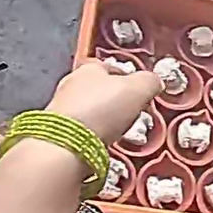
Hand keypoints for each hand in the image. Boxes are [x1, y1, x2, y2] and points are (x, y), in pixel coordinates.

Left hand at [44, 60, 161, 144]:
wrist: (67, 145)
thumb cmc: (102, 110)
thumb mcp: (138, 89)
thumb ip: (149, 82)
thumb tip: (155, 81)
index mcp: (90, 68)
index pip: (112, 67)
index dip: (128, 78)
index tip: (138, 91)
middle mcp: (71, 84)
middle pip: (97, 88)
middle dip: (112, 99)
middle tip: (129, 112)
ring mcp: (61, 108)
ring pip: (87, 109)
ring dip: (100, 118)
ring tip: (116, 130)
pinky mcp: (56, 132)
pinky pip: (79, 130)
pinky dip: (90, 135)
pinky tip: (99, 143)